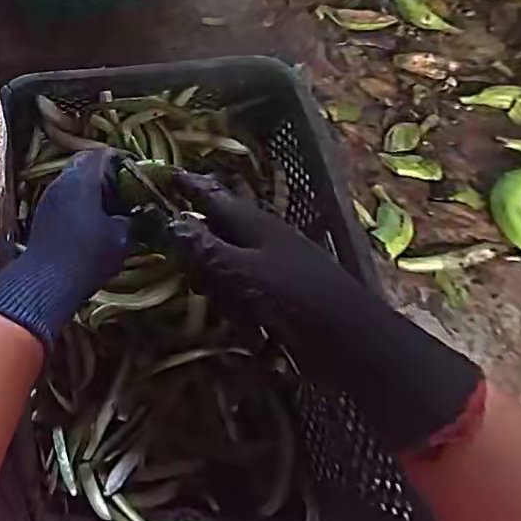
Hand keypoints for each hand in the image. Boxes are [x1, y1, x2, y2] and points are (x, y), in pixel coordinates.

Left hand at [29, 147, 130, 279]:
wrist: (46, 283)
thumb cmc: (87, 254)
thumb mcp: (122, 237)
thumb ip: (139, 220)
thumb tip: (152, 213)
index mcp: (81, 179)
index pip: (102, 153)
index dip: (123, 160)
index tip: (138, 174)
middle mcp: (62, 182)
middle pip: (86, 165)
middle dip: (108, 175)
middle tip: (128, 192)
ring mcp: (49, 198)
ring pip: (75, 182)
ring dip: (94, 190)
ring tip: (115, 210)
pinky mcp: (44, 215)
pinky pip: (66, 198)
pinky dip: (82, 204)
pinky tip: (95, 224)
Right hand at [168, 171, 485, 455]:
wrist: (356, 343)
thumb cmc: (297, 298)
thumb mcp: (242, 272)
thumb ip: (204, 248)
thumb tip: (169, 221)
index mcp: (253, 222)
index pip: (211, 195)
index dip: (188, 186)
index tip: (164, 177)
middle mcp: (261, 237)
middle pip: (214, 233)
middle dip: (200, 256)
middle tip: (194, 278)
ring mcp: (272, 265)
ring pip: (226, 265)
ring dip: (220, 287)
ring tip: (231, 310)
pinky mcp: (280, 294)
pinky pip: (244, 291)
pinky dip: (239, 307)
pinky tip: (250, 328)